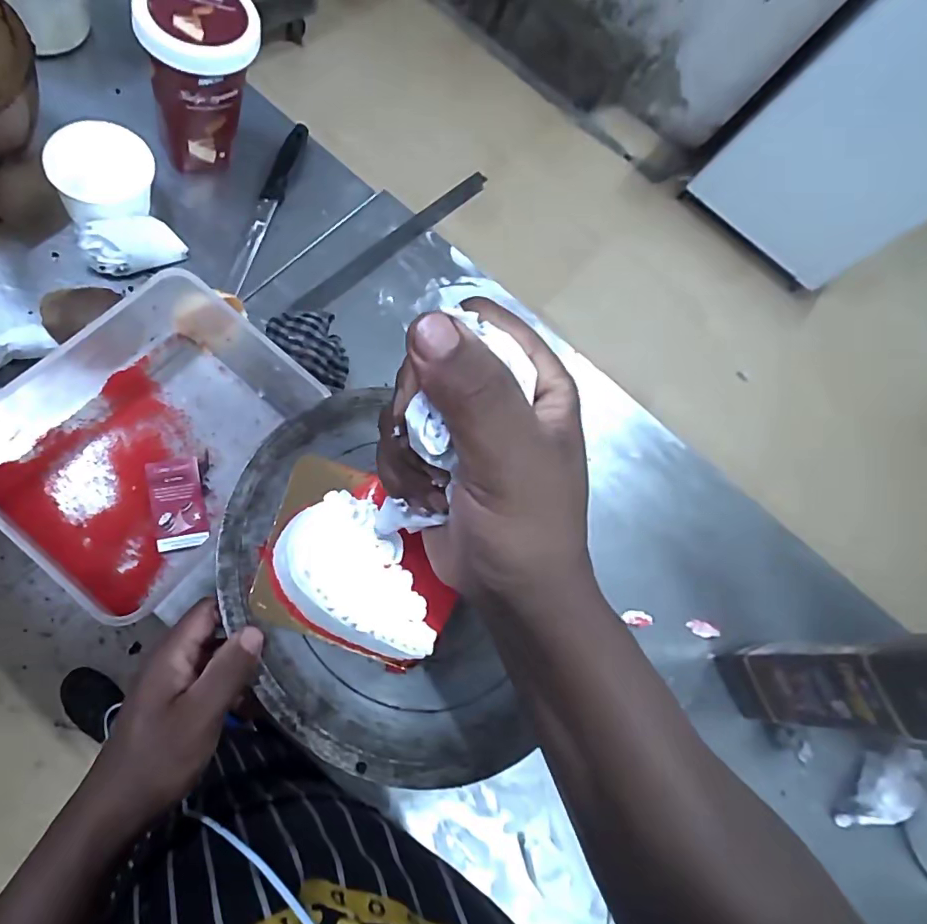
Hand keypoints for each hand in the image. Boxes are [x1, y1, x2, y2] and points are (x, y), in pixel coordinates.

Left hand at [88, 598, 263, 825]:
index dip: (239, 603)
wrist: (119, 805)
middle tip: (287, 640)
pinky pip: (205, 684)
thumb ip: (227, 670)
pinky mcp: (173, 706)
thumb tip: (255, 629)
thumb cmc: (160, 757)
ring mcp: (169, 684)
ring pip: (210, 660)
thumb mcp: (201, 713)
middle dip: (246, 634)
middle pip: (211, 632)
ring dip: (240, 664)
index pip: (207, 609)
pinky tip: (254, 705)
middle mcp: (168, 661)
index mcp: (171, 653)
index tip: (276, 608)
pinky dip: (229, 688)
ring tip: (280, 670)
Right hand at [382, 298, 589, 604]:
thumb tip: (425, 323)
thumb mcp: (508, 455)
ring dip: (404, 451)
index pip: (479, 324)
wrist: (511, 598)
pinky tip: (422, 500)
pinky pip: (394, 446)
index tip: (428, 383)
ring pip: (402, 409)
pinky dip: (399, 474)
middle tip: (428, 449)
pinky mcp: (432, 463)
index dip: (445, 342)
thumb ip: (474, 390)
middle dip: (414, 411)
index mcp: (531, 380)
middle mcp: (494, 397)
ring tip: (431, 487)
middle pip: (427, 366)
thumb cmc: (527, 527)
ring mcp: (459, 432)